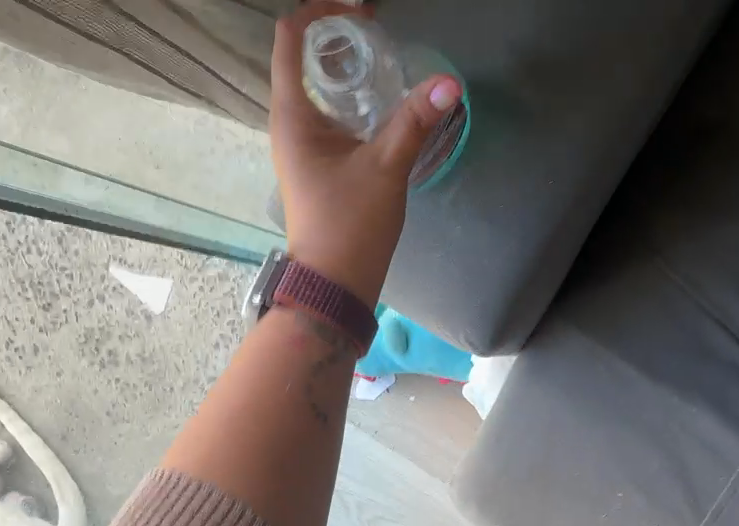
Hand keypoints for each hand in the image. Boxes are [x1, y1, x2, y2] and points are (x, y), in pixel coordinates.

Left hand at [268, 2, 460, 305]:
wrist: (334, 284)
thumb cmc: (350, 225)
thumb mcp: (386, 169)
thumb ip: (415, 123)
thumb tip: (449, 84)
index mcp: (292, 114)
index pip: (292, 36)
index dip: (322, 10)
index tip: (360, 9)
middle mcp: (289, 124)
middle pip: (305, 59)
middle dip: (342, 40)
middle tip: (382, 38)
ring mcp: (302, 148)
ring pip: (319, 92)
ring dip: (348, 74)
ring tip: (387, 69)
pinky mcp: (317, 168)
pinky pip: (330, 119)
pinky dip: (352, 104)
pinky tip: (382, 113)